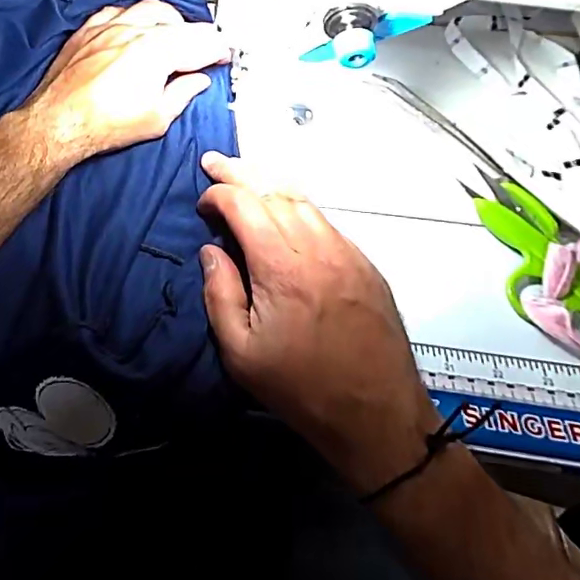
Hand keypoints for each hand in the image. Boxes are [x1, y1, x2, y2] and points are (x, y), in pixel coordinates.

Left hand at [14, 0, 230, 165]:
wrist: (58, 122)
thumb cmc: (100, 123)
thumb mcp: (157, 118)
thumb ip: (182, 94)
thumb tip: (196, 82)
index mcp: (158, 50)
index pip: (201, 42)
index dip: (218, 49)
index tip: (223, 56)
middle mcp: (134, 31)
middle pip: (179, 22)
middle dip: (197, 35)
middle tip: (203, 50)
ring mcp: (109, 27)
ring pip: (149, 9)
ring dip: (168, 20)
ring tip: (174, 35)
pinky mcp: (88, 31)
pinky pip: (117, 11)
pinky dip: (133, 17)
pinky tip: (135, 27)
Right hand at [197, 152, 440, 491]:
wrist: (377, 417)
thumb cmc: (301, 389)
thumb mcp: (240, 352)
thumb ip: (219, 293)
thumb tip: (211, 250)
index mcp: (282, 266)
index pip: (244, 205)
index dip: (217, 195)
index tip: (202, 205)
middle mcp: (317, 248)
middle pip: (274, 191)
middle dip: (240, 172)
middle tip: (214, 162)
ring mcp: (347, 253)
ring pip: (303, 201)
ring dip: (270, 187)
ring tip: (246, 182)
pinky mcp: (365, 265)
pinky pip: (326, 221)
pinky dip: (297, 208)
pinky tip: (285, 215)